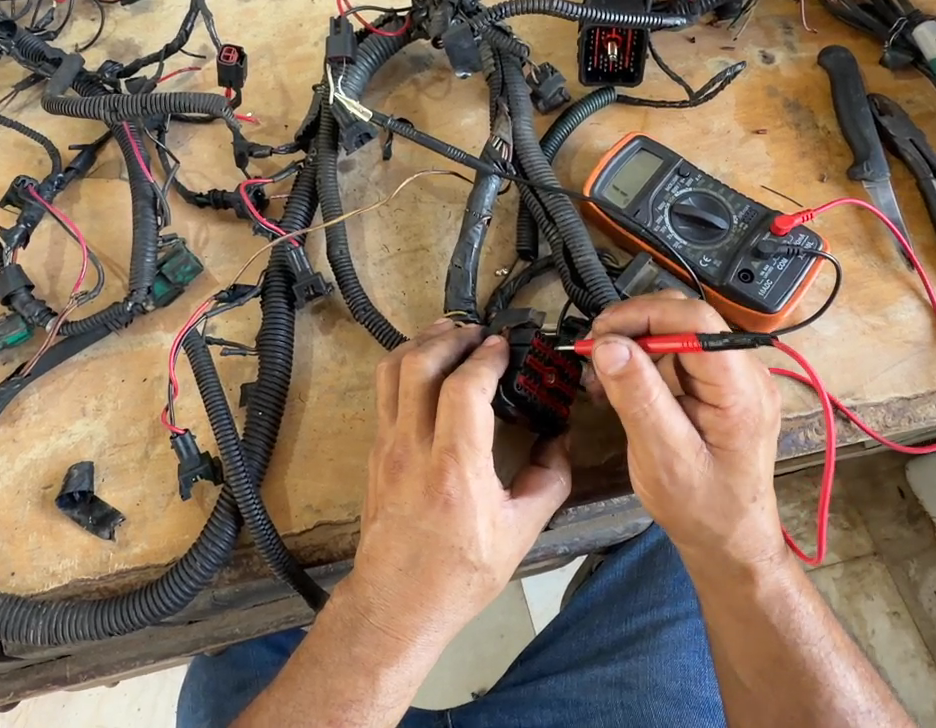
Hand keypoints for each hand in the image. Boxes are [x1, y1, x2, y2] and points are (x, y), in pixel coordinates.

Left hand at [340, 320, 572, 653]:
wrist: (398, 602)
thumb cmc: (460, 573)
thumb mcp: (520, 533)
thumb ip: (547, 479)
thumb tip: (560, 436)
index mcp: (455, 470)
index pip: (464, 388)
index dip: (486, 357)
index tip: (504, 347)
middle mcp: (414, 448)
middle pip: (420, 365)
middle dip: (452, 337)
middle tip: (479, 333)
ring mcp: (387, 446)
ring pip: (392, 370)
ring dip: (422, 342)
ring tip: (450, 334)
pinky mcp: (375, 449)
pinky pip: (384, 390)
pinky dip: (405, 364)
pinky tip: (426, 364)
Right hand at [584, 293, 784, 566]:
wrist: (730, 543)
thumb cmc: (702, 509)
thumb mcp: (662, 457)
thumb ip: (638, 398)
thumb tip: (608, 345)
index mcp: (741, 389)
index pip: (694, 319)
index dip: (642, 315)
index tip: (601, 334)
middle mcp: (745, 373)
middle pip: (686, 318)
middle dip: (634, 326)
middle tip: (594, 349)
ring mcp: (734, 378)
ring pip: (678, 332)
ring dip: (634, 343)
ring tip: (601, 373)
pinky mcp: (719, 387)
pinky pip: (678, 355)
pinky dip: (644, 361)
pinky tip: (620, 383)